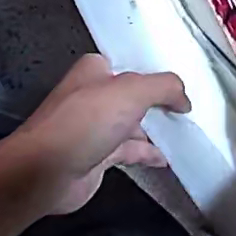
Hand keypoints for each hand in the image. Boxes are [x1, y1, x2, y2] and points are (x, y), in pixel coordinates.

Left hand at [7, 55, 189, 214]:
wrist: (46, 171)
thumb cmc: (86, 121)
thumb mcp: (132, 91)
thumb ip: (164, 87)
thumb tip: (184, 98)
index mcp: (94, 70)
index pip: (129, 64)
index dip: (154, 72)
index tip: (182, 81)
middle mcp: (93, 95)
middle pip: (133, 95)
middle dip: (158, 102)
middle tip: (189, 108)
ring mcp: (94, 127)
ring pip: (133, 124)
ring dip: (155, 129)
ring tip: (184, 133)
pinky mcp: (97, 155)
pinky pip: (130, 150)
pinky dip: (148, 153)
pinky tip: (166, 158)